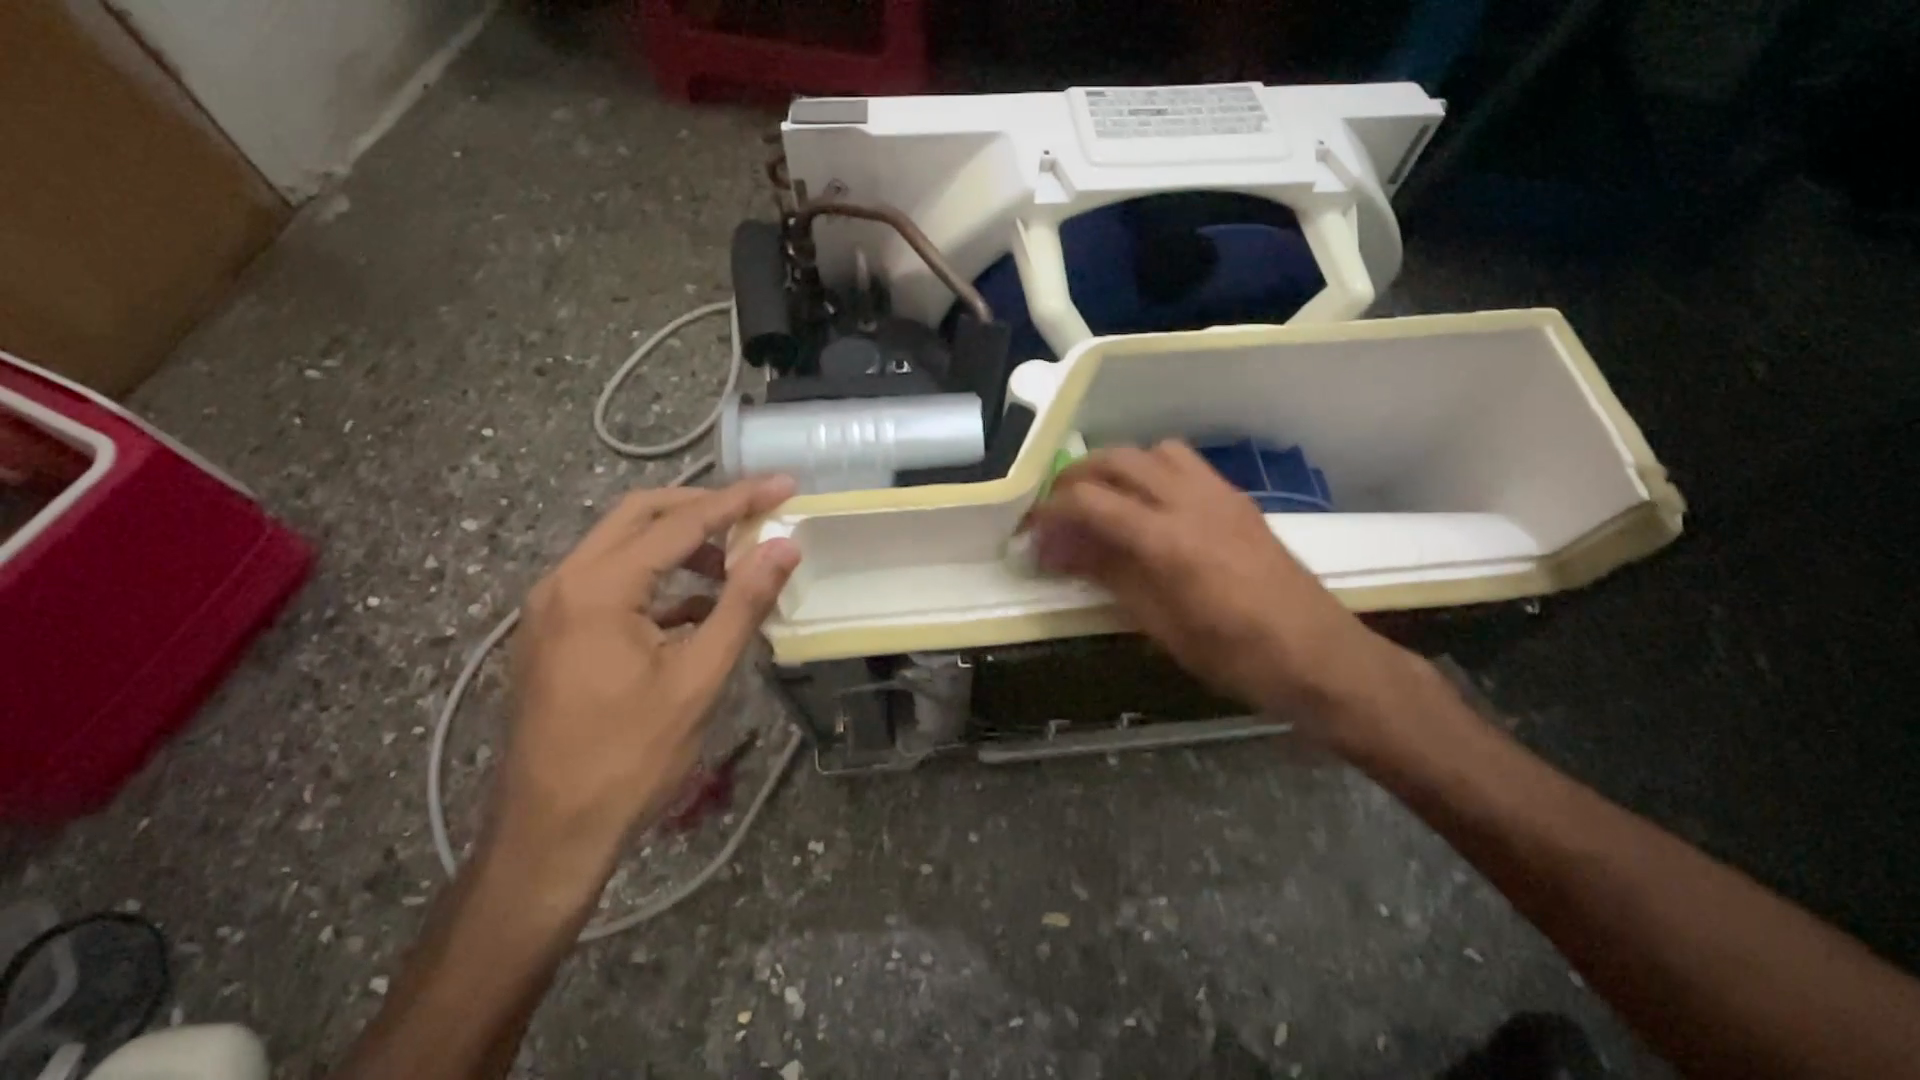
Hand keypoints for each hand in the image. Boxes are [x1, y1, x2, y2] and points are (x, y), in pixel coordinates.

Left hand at [489, 477, 799, 878]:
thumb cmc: (629, 758)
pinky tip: (695, 609)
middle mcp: (564, 582)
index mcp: (598, 586)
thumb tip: (784, 547)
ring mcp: (550, 608)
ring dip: (677, 545)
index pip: (678, 522)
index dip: (737, 501)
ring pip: (620, 548)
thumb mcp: (698, 679)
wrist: (550, 832)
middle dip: (701, 508)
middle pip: (638, 516)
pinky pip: (607, 584)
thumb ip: (742, 604)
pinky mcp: (552, 634)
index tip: (784, 486)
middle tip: (756, 513)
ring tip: (734, 564)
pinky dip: (654, 582)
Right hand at [1029, 441, 1419, 741]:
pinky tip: (1151, 510)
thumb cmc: (1236, 656)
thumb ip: (1110, 576)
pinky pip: (1187, 465)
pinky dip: (1155, 472)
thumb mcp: (1162, 626)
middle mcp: (1191, 501)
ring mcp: (1220, 495)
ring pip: (1155, 451)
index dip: (1050, 511)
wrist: (1319, 655)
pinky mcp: (1239, 501)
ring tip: (1104, 504)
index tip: (1031, 532)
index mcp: (1167, 539)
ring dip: (1120, 467)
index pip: (1090, 501)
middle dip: (1077, 478)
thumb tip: (1059, 550)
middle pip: (1118, 460)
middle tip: (1057, 512)